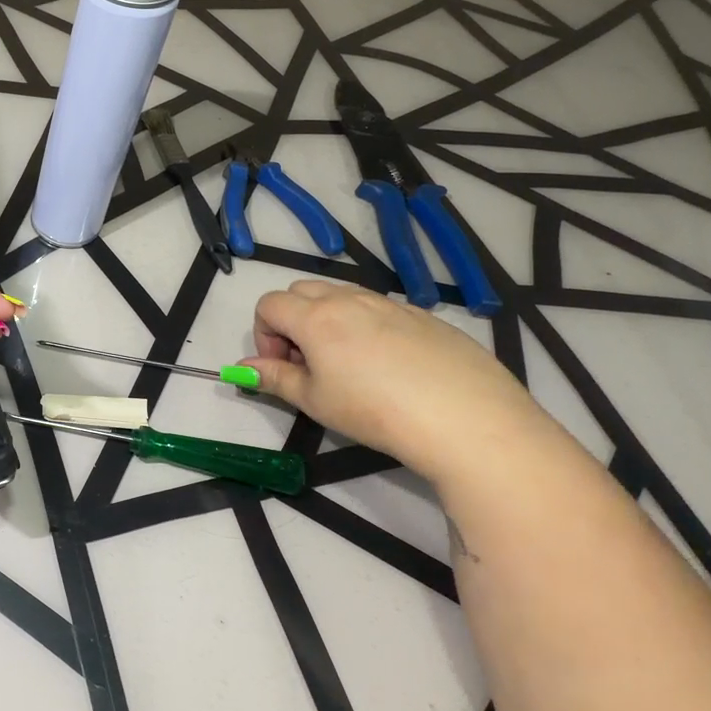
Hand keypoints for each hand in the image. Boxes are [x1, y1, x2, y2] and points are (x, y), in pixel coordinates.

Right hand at [240, 280, 539, 477]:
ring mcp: (392, 305)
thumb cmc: (375, 411)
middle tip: (309, 363)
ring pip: (343, 296)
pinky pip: (382, 310)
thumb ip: (274, 378)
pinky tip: (392, 370)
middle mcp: (350, 300)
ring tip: (349, 366)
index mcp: (315, 317)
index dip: (264, 334)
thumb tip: (243, 366)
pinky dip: (369, 328)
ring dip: (329, 320)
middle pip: (302, 290)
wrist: (467, 420)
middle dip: (292, 319)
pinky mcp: (427, 318)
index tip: (283, 368)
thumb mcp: (314, 401)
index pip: (269, 304)